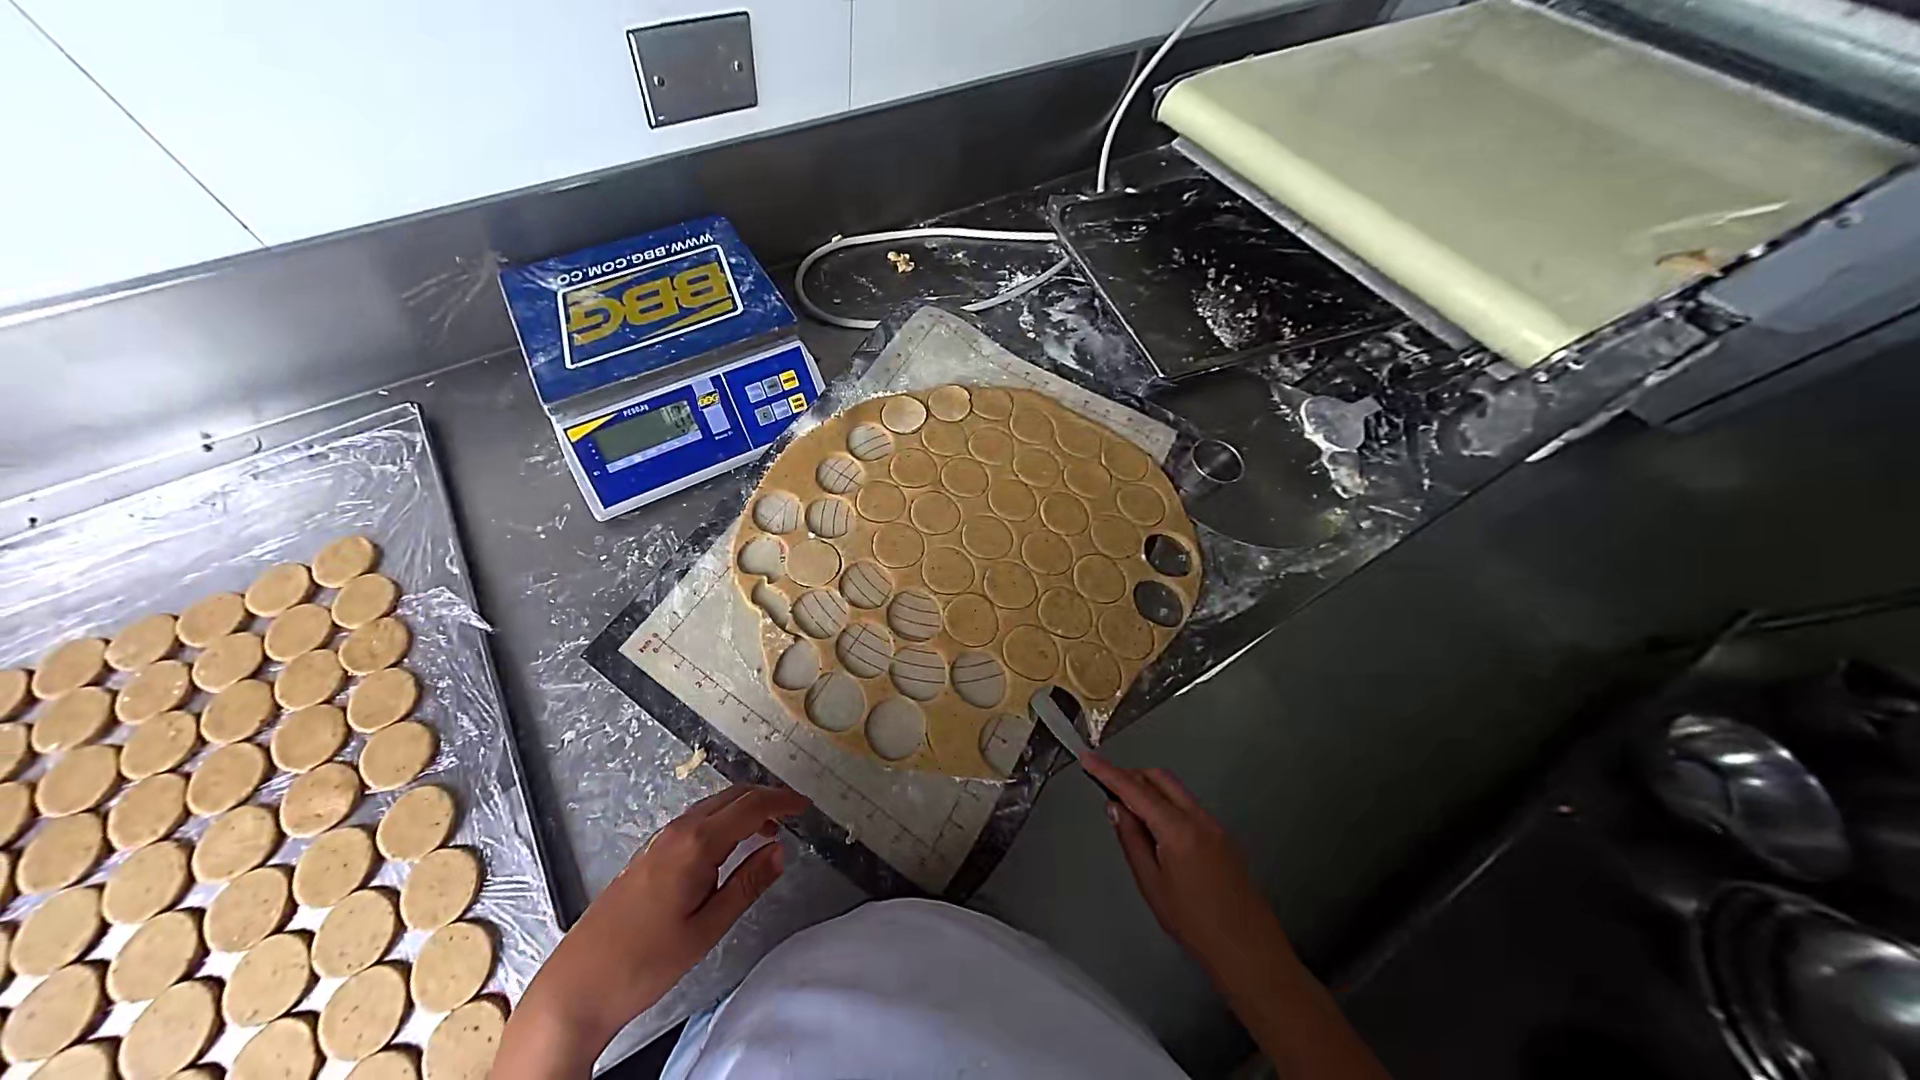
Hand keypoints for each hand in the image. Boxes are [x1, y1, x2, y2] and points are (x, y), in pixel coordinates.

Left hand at [499, 784, 810, 1079]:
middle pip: (732, 796)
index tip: (806, 806)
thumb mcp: (707, 928)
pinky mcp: (649, 853)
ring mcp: (659, 840)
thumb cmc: (645, 963)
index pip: (751, 806)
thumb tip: (779, 852)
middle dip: (767, 799)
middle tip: (793, 817)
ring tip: (768, 833)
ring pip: (713, 806)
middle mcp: (677, 831)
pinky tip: (729, 848)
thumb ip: (748, 884)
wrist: (576, 987)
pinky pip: (696, 820)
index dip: (783, 801)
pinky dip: (723, 820)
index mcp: (696, 844)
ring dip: (744, 809)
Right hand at [1083, 755, 1291, 974]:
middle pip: (1159, 778)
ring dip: (1148, 790)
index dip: (1108, 772)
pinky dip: (1166, 805)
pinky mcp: (1222, 836)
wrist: (1249, 952)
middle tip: (1107, 786)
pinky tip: (1155, 829)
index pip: (1135, 789)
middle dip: (1130, 775)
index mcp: (1179, 830)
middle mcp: (1200, 820)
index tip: (1090, 760)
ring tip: (1129, 814)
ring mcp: (1215, 826)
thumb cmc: (1199, 926)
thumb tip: (1116, 809)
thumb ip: (1131, 839)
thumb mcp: (1151, 883)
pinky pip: (1188, 806)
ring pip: (1175, 790)